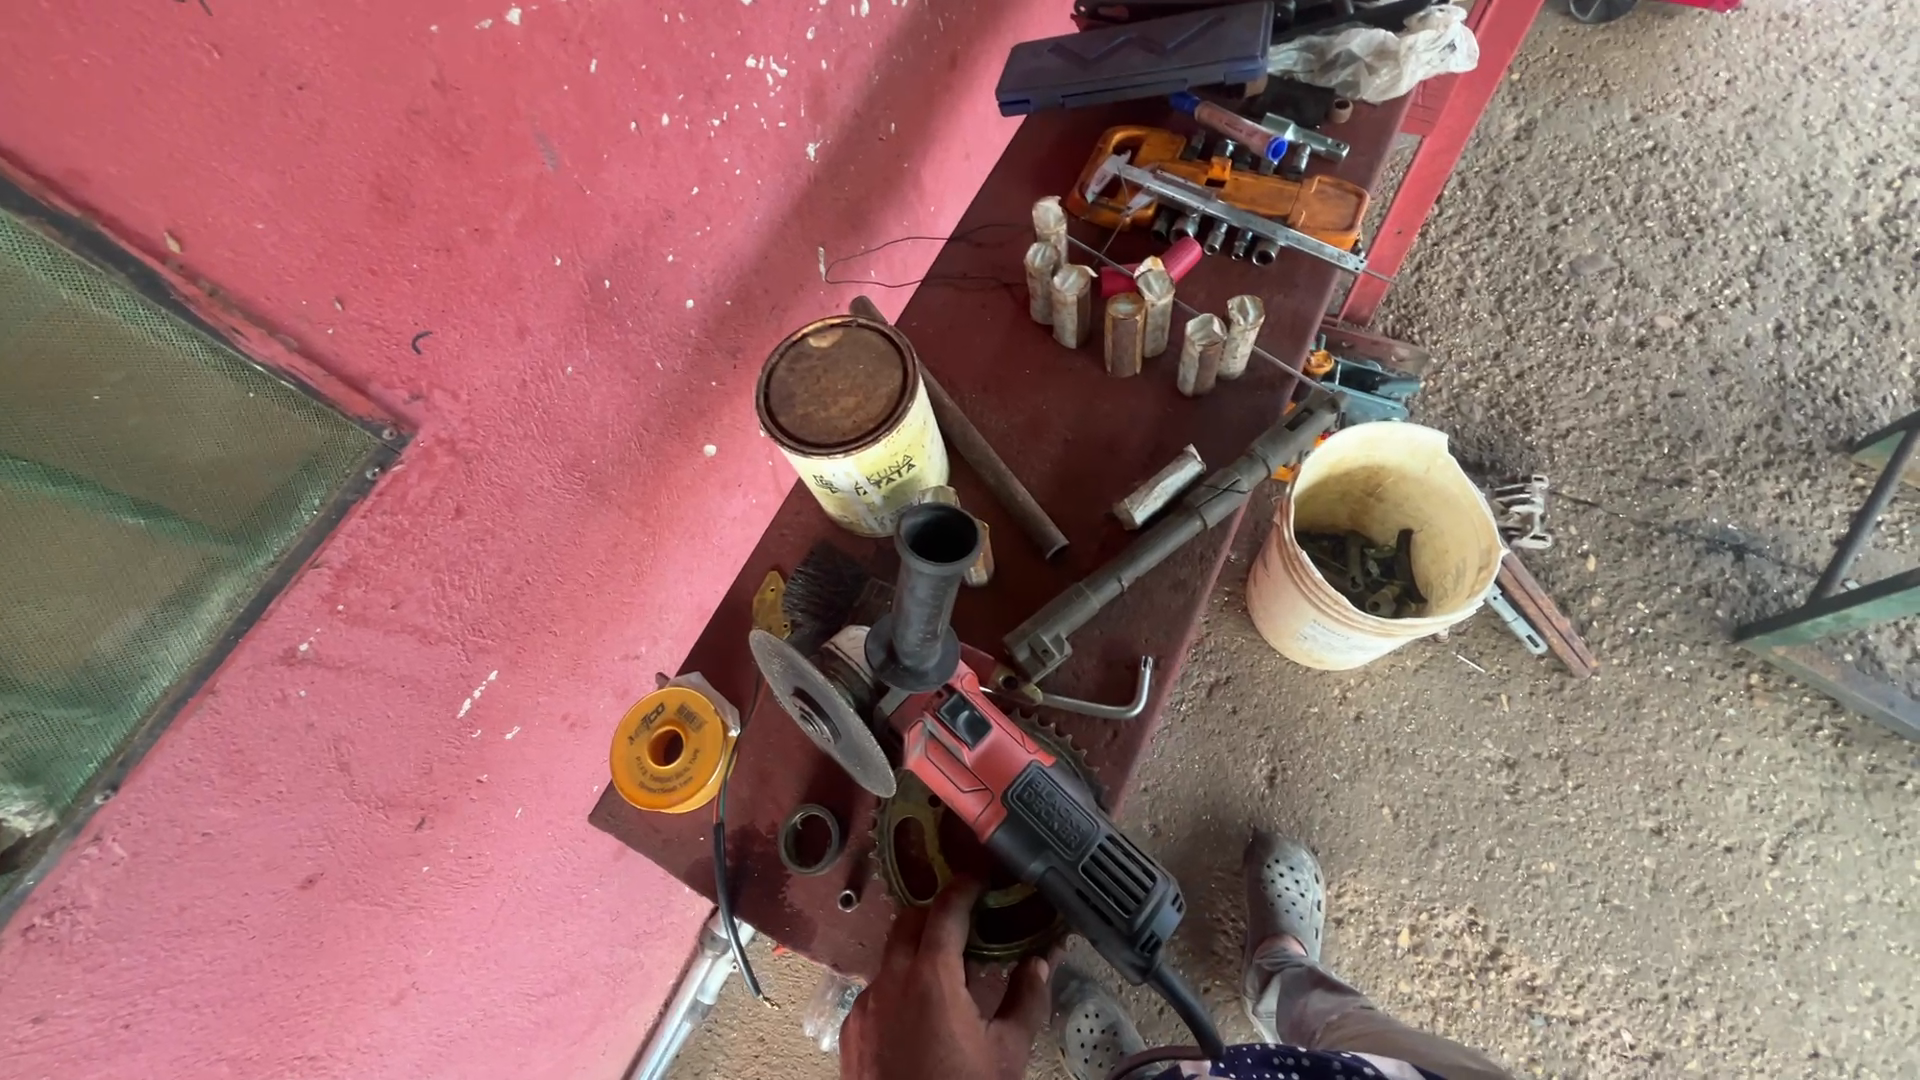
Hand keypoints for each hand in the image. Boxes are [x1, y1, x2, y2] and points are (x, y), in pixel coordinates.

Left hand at [840, 878, 1051, 1079]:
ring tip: (947, 972)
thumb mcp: (1007, 1054)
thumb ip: (1027, 998)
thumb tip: (1041, 962)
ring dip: (917, 951)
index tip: (979, 877)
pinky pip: (875, 990)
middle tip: (967, 921)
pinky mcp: (851, 1031)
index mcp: (931, 976)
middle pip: (910, 921)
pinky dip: (899, 986)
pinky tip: (920, 1013)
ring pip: (891, 956)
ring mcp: (865, 1005)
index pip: (946, 908)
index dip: (964, 886)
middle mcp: (891, 979)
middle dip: (938, 912)